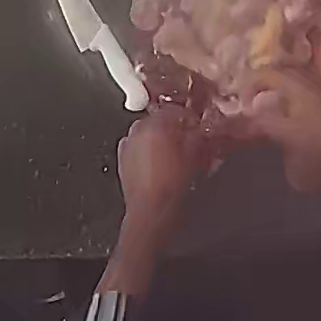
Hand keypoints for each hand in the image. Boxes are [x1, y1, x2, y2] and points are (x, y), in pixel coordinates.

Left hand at [115, 105, 196, 232]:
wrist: (152, 210)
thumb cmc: (173, 183)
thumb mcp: (195, 155)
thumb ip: (197, 135)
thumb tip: (198, 129)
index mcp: (156, 124)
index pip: (174, 110)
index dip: (188, 117)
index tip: (195, 126)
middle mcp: (138, 130)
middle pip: (159, 120)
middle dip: (172, 128)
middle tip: (186, 140)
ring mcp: (127, 144)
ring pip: (147, 133)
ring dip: (159, 139)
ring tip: (172, 154)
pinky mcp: (122, 159)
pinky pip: (137, 147)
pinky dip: (146, 150)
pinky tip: (157, 164)